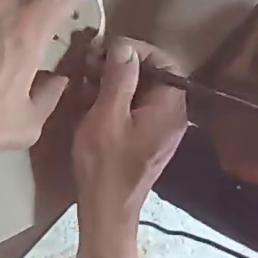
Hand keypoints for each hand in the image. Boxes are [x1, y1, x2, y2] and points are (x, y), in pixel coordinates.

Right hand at [73, 39, 188, 232]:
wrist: (106, 211)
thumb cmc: (105, 165)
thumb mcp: (107, 115)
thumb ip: (119, 78)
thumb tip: (125, 46)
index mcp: (169, 107)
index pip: (164, 61)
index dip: (136, 50)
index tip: (105, 49)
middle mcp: (172, 116)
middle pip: (152, 75)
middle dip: (121, 65)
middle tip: (89, 63)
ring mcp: (159, 130)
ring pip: (140, 92)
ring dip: (113, 82)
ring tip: (85, 80)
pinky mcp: (145, 140)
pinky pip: (134, 109)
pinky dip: (114, 100)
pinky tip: (90, 101)